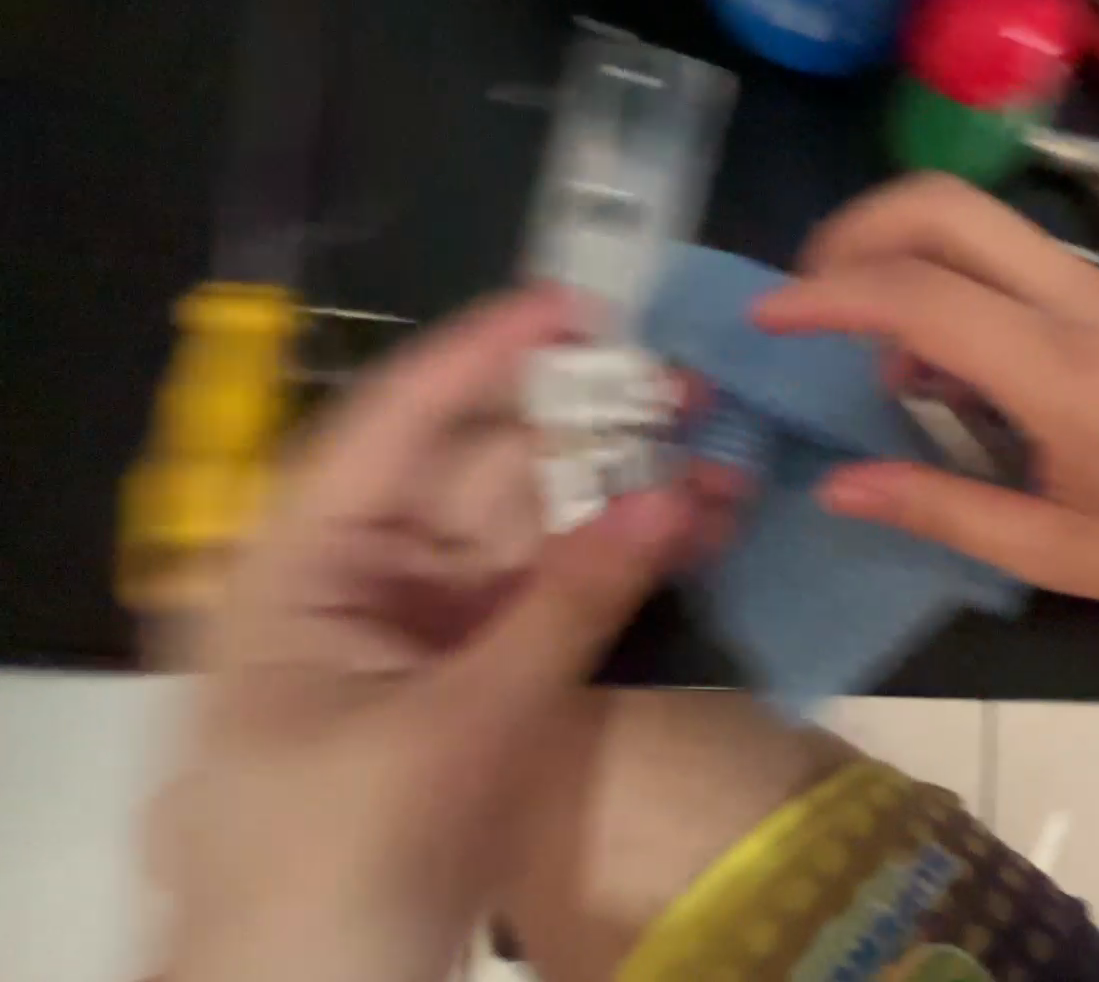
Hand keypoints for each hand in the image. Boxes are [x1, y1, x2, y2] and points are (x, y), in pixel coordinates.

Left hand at [149, 286, 697, 981]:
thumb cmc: (339, 855)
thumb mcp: (459, 719)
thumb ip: (574, 601)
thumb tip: (679, 498)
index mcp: (310, 562)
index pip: (397, 424)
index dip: (485, 356)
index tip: (577, 308)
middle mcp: (380, 566)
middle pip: (496, 467)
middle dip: (597, 429)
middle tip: (690, 393)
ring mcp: (450, 611)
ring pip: (551, 523)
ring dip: (636, 494)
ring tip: (723, 465)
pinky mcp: (504, 652)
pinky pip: (576, 582)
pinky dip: (638, 558)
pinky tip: (706, 530)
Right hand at [755, 175, 1098, 627]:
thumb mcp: (1057, 554)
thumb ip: (943, 511)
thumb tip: (838, 485)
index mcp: (1061, 371)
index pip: (920, 294)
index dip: (827, 296)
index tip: (765, 316)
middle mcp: (1078, 301)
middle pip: (945, 205)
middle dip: (854, 232)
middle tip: (807, 298)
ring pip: (975, 219)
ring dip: (899, 255)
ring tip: (874, 354)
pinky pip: (1005, 256)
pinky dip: (946, 280)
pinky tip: (944, 364)